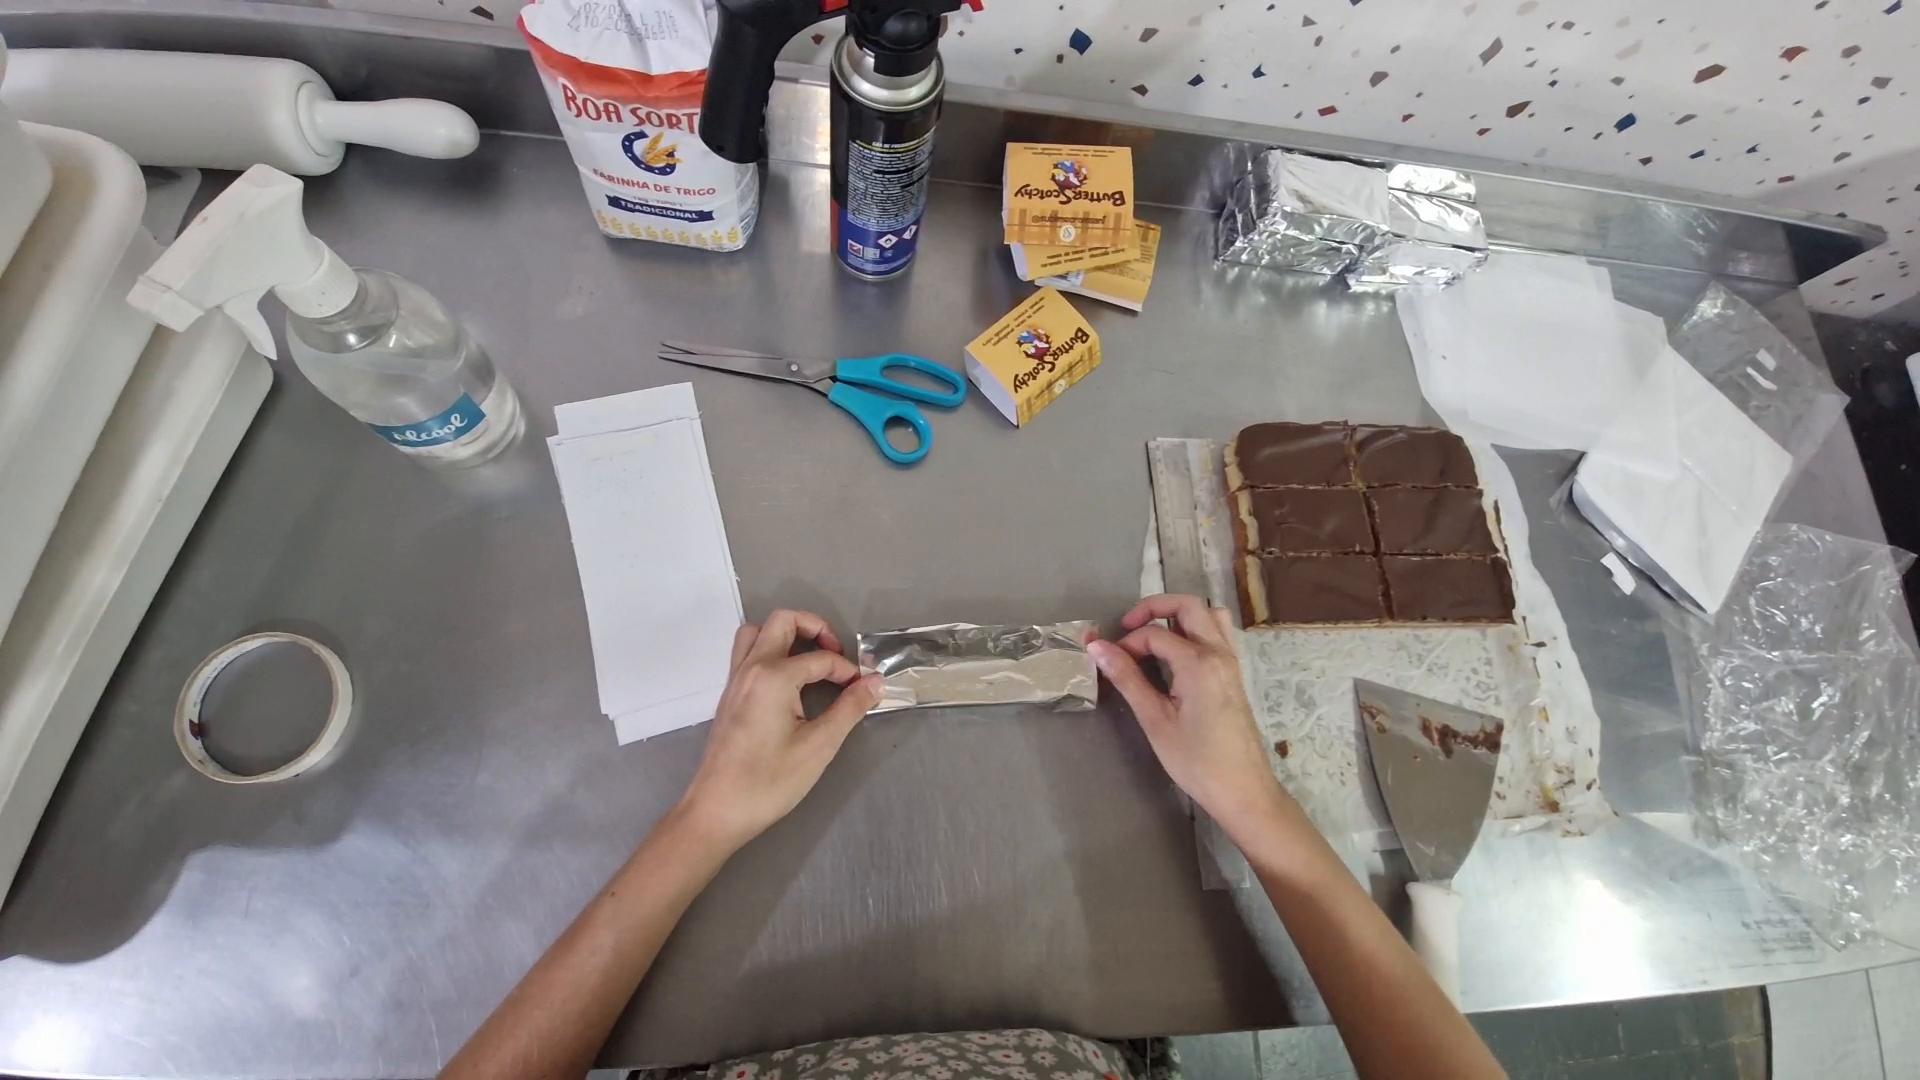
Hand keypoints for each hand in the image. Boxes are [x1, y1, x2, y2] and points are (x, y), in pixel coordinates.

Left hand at [678, 610, 881, 848]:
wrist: (717, 812)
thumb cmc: (769, 781)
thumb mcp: (819, 746)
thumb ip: (849, 708)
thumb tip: (875, 682)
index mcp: (773, 676)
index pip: (820, 658)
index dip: (847, 671)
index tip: (863, 689)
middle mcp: (751, 668)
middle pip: (783, 621)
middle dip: (815, 628)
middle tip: (835, 655)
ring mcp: (735, 680)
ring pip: (758, 632)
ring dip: (787, 635)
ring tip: (810, 660)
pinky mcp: (729, 695)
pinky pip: (747, 653)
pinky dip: (771, 651)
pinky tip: (789, 681)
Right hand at [1088, 594, 1286, 840]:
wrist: (1244, 791)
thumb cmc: (1196, 761)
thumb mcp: (1155, 720)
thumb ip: (1127, 678)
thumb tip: (1097, 648)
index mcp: (1199, 662)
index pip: (1154, 633)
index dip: (1127, 643)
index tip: (1110, 663)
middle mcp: (1219, 652)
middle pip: (1188, 605)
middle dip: (1154, 608)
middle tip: (1129, 628)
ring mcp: (1231, 661)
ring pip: (1209, 615)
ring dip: (1179, 616)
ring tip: (1153, 637)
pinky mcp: (1234, 674)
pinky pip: (1218, 633)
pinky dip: (1195, 630)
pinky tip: (1176, 655)